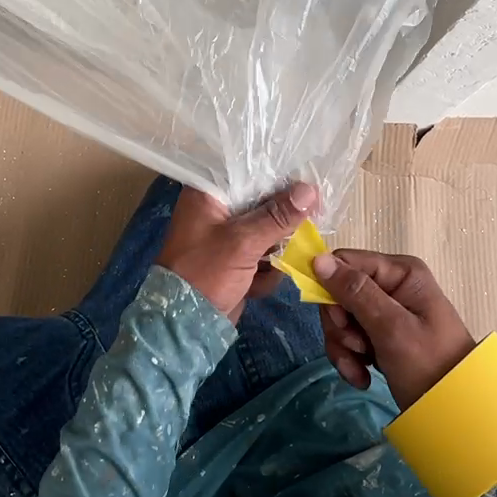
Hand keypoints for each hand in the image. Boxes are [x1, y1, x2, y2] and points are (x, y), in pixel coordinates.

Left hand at [155, 182, 318, 322]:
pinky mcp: (235, 259)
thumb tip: (310, 190)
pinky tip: (254, 286)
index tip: (310, 183)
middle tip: (307, 226)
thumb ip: (277, 216)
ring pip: (267, 231)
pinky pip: (263, 255)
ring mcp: (226, 235)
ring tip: (270, 265)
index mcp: (208, 193)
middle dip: (282, 221)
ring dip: (275, 252)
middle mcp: (217, 208)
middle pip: (262, 201)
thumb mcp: (242, 242)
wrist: (186, 325)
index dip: (280, 176)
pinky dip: (264, 272)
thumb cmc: (205, 272)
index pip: (249, 171)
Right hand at [313, 250, 475, 409]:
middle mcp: (393, 285)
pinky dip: (351, 358)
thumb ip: (355, 292)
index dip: (332, 290)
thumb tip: (318, 259)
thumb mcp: (391, 328)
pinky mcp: (384, 335)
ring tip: (360, 370)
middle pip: (341, 292)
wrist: (458, 416)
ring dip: (344, 346)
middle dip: (340, 325)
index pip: (345, 263)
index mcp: (400, 272)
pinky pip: (353, 337)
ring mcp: (389, 311)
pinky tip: (363, 377)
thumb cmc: (430, 367)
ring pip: (343, 317)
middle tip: (355, 349)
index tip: (340, 322)